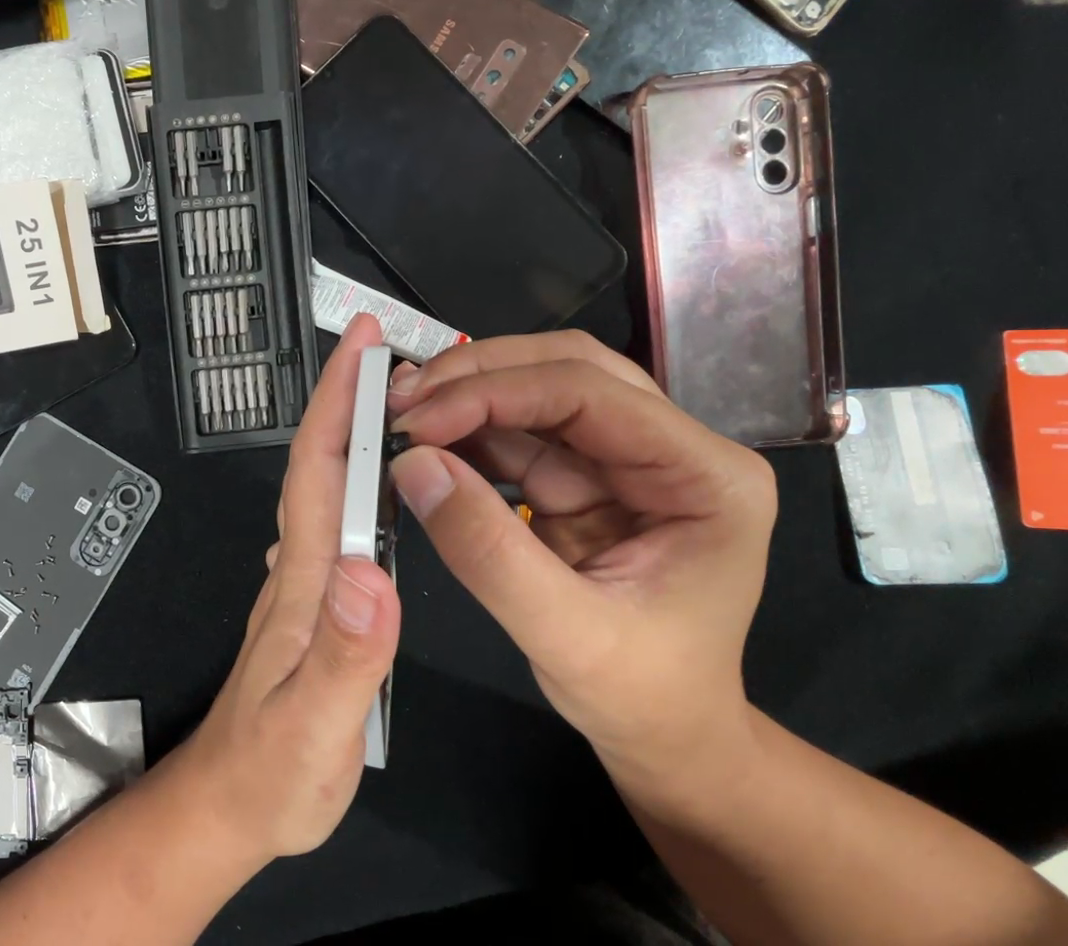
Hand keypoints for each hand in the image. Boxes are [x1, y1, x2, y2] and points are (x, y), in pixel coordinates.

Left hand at [162, 314, 399, 862]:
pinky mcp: (310, 612)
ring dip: (350, 438)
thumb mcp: (313, 726)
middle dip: (344, 401)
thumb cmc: (270, 773)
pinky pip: (334, 531)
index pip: (318, 475)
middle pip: (318, 471)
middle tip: (382, 348)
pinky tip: (375, 491)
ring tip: (389, 401)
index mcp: (304, 584)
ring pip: (325, 495)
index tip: (358, 344)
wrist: (229, 804)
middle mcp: (299, 573)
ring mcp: (301, 591)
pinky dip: (354, 489)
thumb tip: (369, 572)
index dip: (335, 404)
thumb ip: (345, 655)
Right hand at [385, 331, 777, 786]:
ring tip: (398, 414)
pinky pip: (514, 434)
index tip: (416, 421)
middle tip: (400, 400)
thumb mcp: (563, 632)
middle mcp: (669, 449)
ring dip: (464, 396)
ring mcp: (620, 461)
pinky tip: (419, 441)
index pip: (591, 395)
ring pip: (537, 390)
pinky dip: (462, 432)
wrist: (660, 732)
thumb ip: (488, 551)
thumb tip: (412, 466)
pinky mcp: (577, 479)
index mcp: (703, 477)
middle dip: (478, 376)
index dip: (495, 394)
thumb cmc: (638, 691)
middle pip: (568, 370)